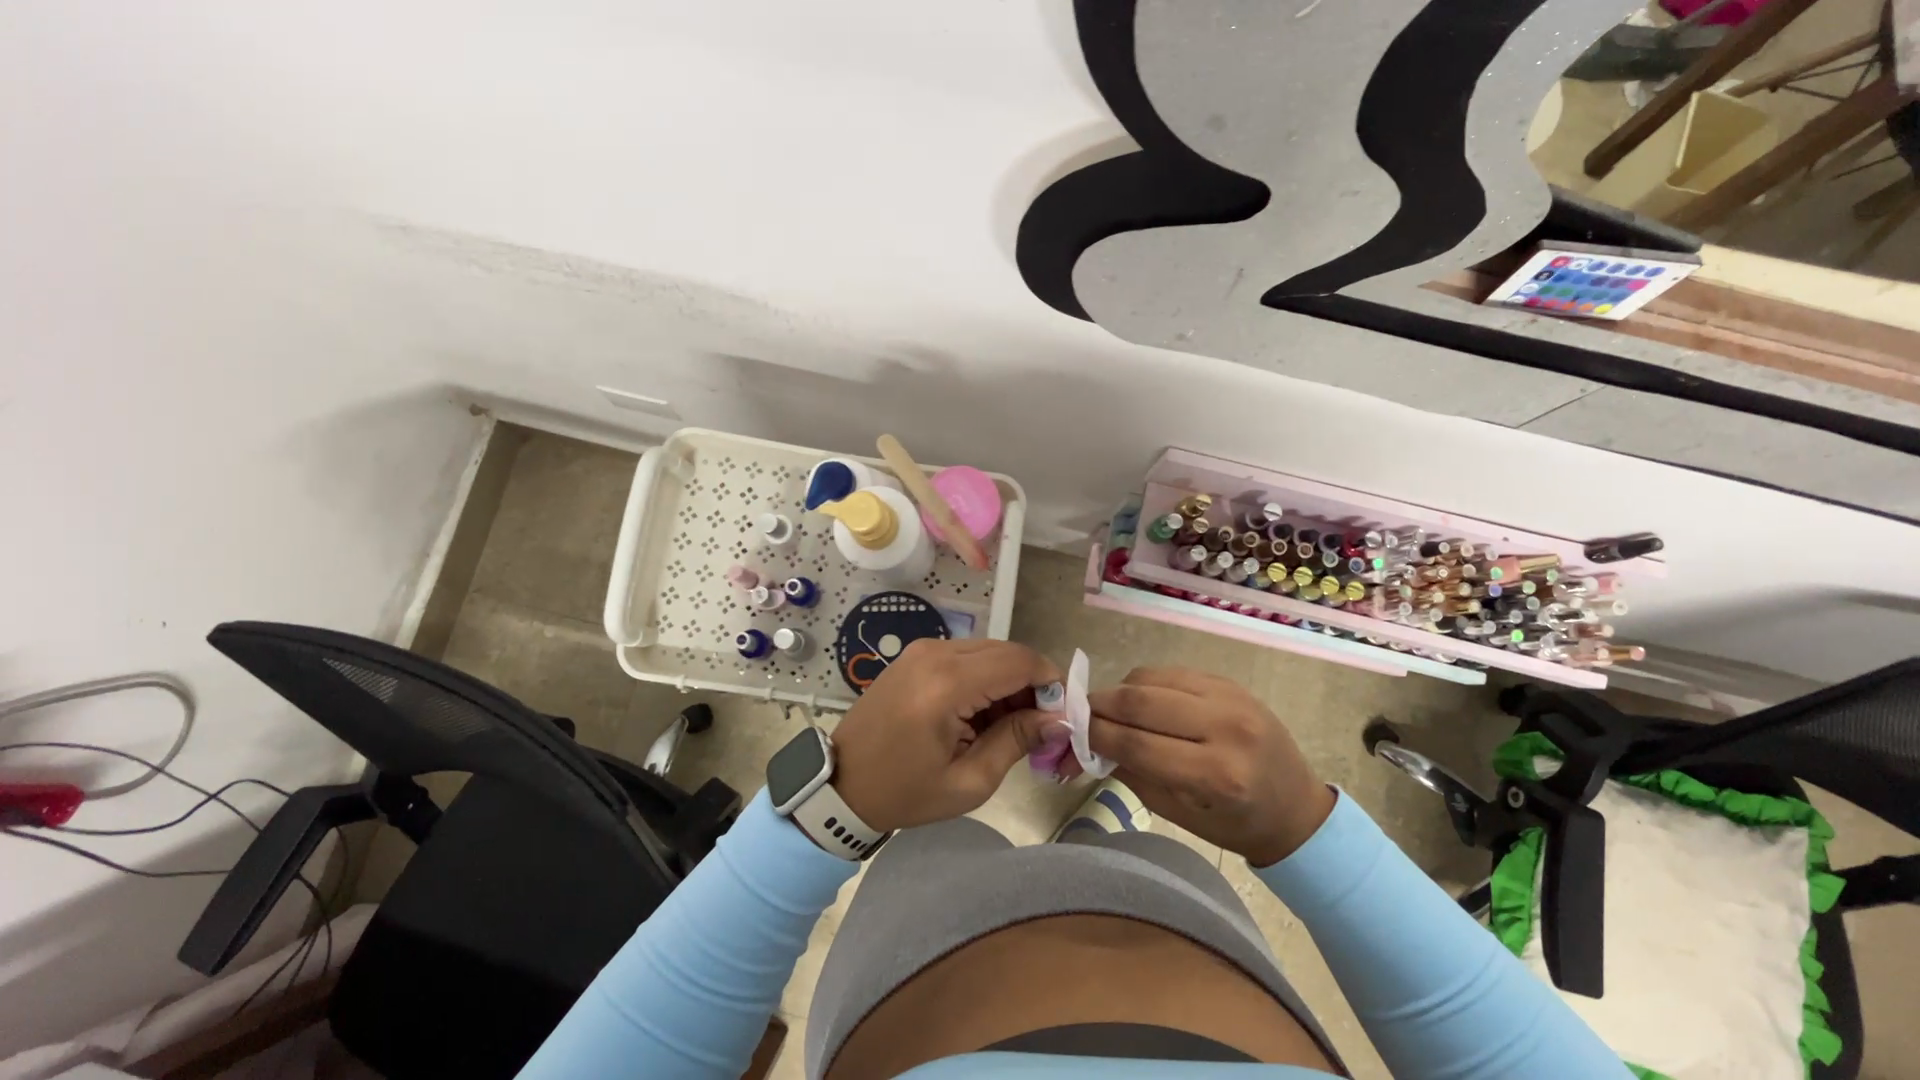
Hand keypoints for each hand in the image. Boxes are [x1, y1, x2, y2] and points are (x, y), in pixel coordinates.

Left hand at [829, 638, 1062, 832]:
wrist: (842, 784)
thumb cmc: (904, 793)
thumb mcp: (969, 781)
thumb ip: (1016, 741)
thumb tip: (1059, 720)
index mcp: (948, 684)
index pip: (1020, 661)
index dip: (1051, 683)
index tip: (1062, 716)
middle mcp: (936, 653)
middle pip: (1007, 651)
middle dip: (1032, 684)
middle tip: (1039, 727)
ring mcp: (922, 650)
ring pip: (989, 651)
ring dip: (1009, 681)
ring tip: (1009, 727)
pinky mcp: (915, 656)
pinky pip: (965, 655)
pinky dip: (984, 678)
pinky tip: (981, 715)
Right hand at [1087, 668, 1334, 866]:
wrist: (1295, 807)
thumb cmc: (1234, 824)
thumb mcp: (1178, 813)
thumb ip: (1131, 773)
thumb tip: (1085, 744)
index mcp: (1217, 775)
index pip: (1136, 745)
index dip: (1095, 737)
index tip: (1069, 736)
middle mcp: (1226, 729)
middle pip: (1140, 702)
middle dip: (1099, 707)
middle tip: (1078, 717)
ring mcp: (1232, 699)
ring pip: (1152, 679)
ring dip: (1120, 692)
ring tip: (1108, 710)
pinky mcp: (1230, 683)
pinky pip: (1172, 672)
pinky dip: (1145, 684)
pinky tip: (1141, 703)